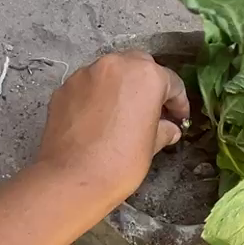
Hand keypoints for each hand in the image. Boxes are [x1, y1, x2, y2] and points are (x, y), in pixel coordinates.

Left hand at [33, 52, 189, 202]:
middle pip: (139, 66)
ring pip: (110, 73)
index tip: (179, 118)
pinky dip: (96, 97)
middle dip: (147, 85)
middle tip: (152, 110)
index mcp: (145, 75)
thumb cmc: (120, 163)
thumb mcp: (151, 145)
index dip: (178, 103)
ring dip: (120, 88)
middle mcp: (115, 65)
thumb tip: (169, 129)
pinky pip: (87, 87)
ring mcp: (85, 74)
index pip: (171, 82)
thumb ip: (163, 129)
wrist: (73, 179)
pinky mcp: (64, 88)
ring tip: (122, 113)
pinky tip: (97, 120)